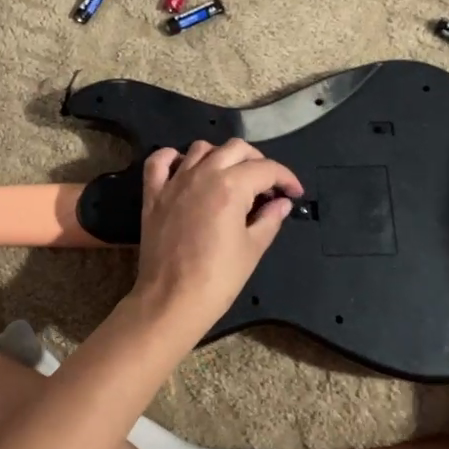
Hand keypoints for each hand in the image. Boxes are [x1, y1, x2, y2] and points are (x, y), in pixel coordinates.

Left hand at [130, 139, 302, 334]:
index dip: (286, 178)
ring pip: (200, 148)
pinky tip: (184, 168)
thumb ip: (270, 219)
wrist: (172, 300)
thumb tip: (282, 203)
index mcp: (231, 186)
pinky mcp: (153, 194)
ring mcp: (174, 181)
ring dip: (220, 156)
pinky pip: (158, 162)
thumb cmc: (218, 278)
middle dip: (257, 161)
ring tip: (230, 177)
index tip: (294, 193)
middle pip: (236, 148)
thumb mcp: (252, 249)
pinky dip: (172, 157)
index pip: (266, 169)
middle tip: (267, 185)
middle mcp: (203, 174)